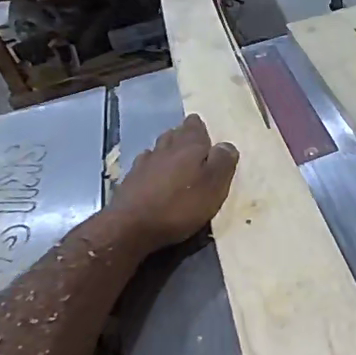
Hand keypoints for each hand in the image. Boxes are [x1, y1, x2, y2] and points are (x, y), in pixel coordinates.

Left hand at [104, 115, 238, 252]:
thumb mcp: (215, 185)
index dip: (198, 125)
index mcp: (189, 147)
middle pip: (174, 135)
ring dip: (167, 149)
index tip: (202, 126)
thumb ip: (223, 161)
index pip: (194, 126)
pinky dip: (151, 166)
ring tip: (174, 156)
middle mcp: (166, 150)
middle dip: (183, 135)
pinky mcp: (129, 182)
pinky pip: (144, 166)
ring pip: (158, 149)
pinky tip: (152, 174)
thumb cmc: (181, 205)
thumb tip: (226, 145)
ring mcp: (144, 165)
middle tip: (192, 141)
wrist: (130, 228)